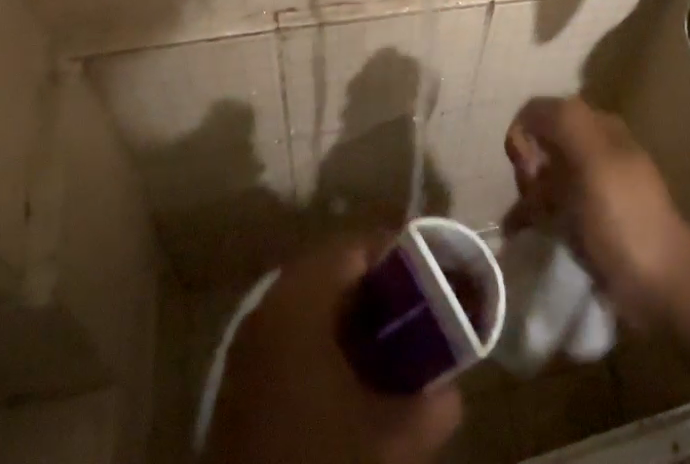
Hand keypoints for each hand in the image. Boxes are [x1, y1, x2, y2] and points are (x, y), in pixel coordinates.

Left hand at [206, 234, 461, 463]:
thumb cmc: (323, 457)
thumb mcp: (396, 436)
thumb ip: (437, 402)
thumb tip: (449, 388)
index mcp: (300, 303)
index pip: (355, 247)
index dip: (400, 256)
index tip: (435, 278)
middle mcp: (267, 310)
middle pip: (332, 274)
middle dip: (379, 289)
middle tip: (419, 313)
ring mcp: (247, 346)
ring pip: (311, 308)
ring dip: (353, 319)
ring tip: (393, 347)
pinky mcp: (240, 381)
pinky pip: (292, 339)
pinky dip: (327, 345)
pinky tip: (355, 379)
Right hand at [503, 96, 689, 325]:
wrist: (659, 282)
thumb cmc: (623, 216)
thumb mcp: (594, 157)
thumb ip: (561, 121)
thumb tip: (526, 116)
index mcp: (600, 129)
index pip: (543, 113)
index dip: (526, 137)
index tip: (529, 170)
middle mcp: (595, 152)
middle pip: (541, 146)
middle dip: (527, 170)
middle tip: (535, 199)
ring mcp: (592, 189)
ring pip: (544, 179)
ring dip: (526, 196)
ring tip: (520, 224)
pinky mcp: (589, 222)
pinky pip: (551, 209)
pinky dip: (531, 217)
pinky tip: (520, 233)